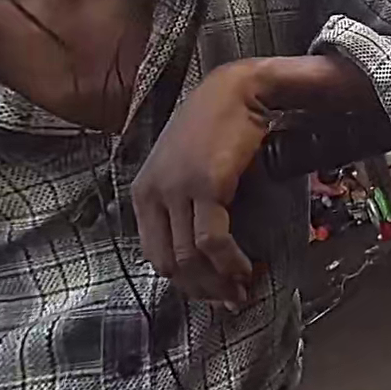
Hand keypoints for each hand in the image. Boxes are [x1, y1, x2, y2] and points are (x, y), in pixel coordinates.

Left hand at [131, 61, 268, 306]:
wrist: (239, 89)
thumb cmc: (218, 123)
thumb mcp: (188, 164)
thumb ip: (185, 199)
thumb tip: (205, 242)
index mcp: (144, 191)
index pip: (155, 253)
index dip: (184, 282)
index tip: (211, 292)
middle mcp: (153, 193)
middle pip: (169, 263)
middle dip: (201, 290)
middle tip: (230, 300)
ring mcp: (177, 189)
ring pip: (190, 257)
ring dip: (218, 282)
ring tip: (242, 289)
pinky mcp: (205, 185)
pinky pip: (213, 241)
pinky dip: (230, 262)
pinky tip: (246, 268)